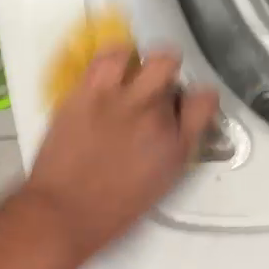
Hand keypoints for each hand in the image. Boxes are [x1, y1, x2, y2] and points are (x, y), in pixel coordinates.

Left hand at [21, 46, 219, 258]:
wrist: (62, 212)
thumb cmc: (110, 211)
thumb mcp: (159, 184)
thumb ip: (171, 150)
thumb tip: (170, 127)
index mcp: (177, 146)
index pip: (206, 101)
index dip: (197, 99)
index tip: (184, 105)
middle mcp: (156, 117)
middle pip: (176, 76)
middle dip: (168, 80)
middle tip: (153, 92)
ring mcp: (124, 100)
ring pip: (155, 58)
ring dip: (148, 64)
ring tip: (133, 74)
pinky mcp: (91, 91)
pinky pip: (111, 55)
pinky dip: (117, 56)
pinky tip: (112, 69)